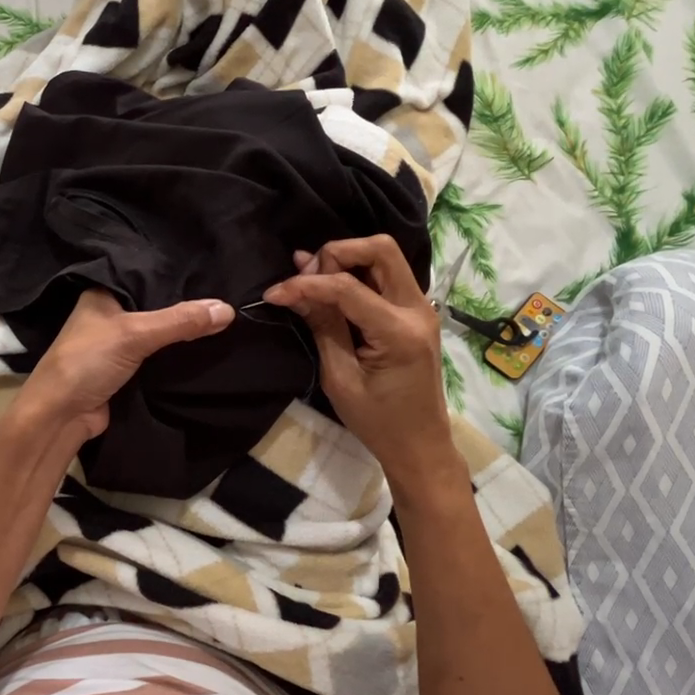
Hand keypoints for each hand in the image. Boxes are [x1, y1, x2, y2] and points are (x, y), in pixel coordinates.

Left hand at [15, 289, 234, 440]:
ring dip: (182, 333)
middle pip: (155, 306)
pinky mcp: (125, 371)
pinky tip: (206, 349)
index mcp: (102, 293)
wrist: (61, 416)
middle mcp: (109, 315)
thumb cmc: (87, 362)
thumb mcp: (135, 334)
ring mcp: (116, 345)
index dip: (176, 275)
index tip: (214, 271)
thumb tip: (229, 309)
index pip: (145, 275)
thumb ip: (180, 321)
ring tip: (225, 320)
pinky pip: (158, 358)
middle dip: (184, 307)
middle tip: (228, 297)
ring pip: (158, 334)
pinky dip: (176, 356)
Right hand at [262, 236, 450, 471]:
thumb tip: (295, 289)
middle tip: (306, 278)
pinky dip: (356, 273)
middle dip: (336, 254)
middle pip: (380, 249)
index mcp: (398, 331)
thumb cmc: (377, 421)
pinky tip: (329, 287)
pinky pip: (386, 275)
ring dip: (347, 260)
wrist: (419, 444)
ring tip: (312, 281)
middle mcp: (417, 309)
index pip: (346, 287)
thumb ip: (322, 327)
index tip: (274, 293)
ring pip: (385, 256)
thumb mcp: (339, 378)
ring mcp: (421, 308)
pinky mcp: (414, 312)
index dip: (305, 283)